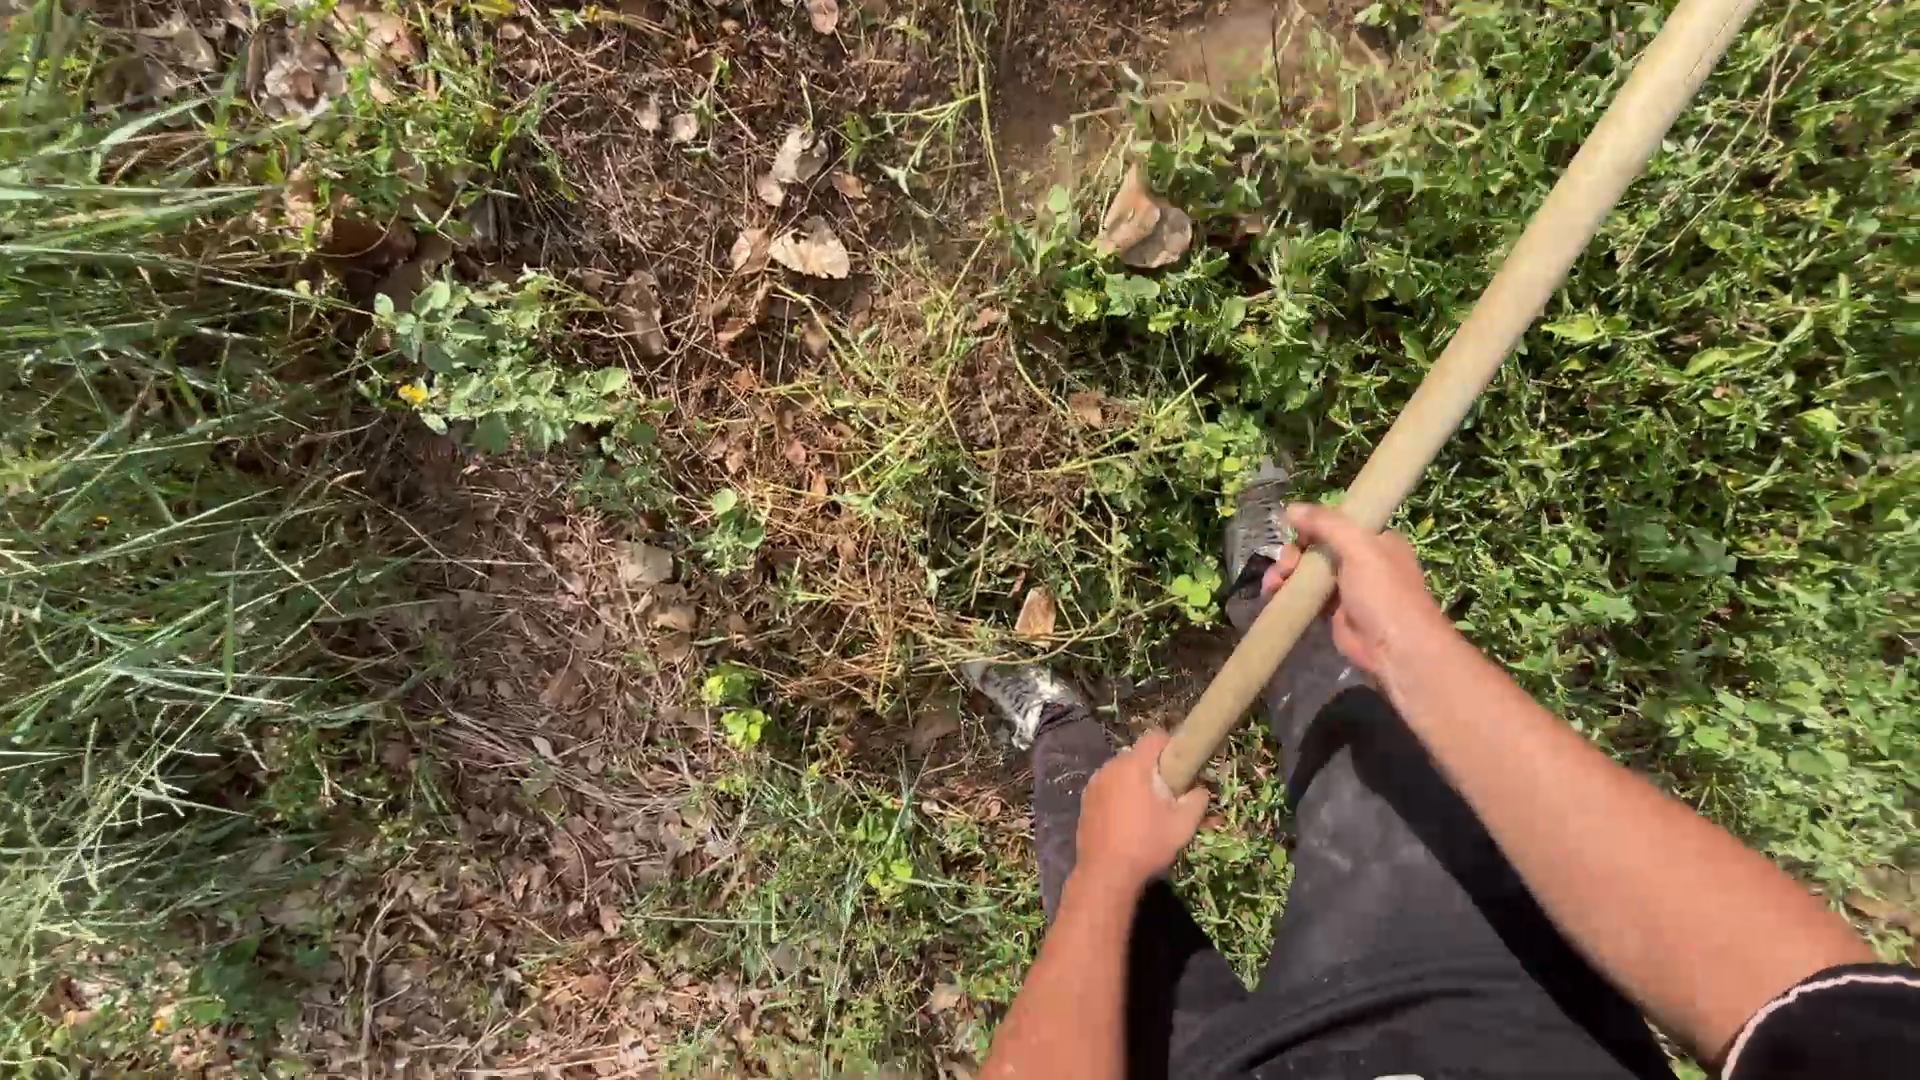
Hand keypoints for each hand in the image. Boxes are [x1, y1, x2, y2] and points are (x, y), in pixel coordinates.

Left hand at [1074, 729, 1208, 891]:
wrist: (1106, 872)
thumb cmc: (1146, 844)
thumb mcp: (1182, 825)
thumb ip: (1196, 801)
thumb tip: (1200, 789)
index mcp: (1133, 766)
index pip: (1154, 737)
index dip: (1171, 745)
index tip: (1182, 763)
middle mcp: (1110, 767)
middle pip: (1137, 755)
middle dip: (1154, 768)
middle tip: (1167, 791)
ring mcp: (1094, 782)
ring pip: (1121, 771)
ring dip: (1135, 781)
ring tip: (1147, 808)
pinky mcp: (1085, 798)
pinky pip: (1108, 785)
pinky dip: (1119, 793)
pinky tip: (1126, 817)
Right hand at [1260, 502, 1456, 683]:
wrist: (1394, 648)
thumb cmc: (1384, 593)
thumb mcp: (1359, 548)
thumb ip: (1327, 524)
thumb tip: (1290, 508)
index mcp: (1375, 541)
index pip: (1336, 524)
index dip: (1313, 526)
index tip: (1295, 533)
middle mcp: (1360, 561)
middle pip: (1316, 547)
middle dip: (1294, 554)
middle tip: (1286, 565)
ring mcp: (1345, 587)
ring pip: (1306, 571)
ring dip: (1285, 573)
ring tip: (1273, 584)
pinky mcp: (1331, 611)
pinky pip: (1304, 595)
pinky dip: (1287, 592)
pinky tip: (1273, 594)